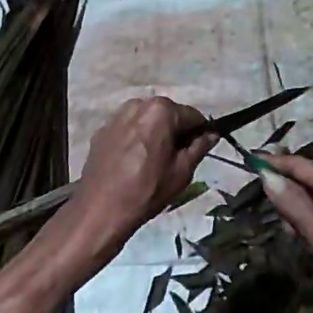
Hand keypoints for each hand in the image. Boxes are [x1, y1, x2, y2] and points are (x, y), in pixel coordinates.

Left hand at [59, 97, 213, 268]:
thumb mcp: (182, 171)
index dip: (200, 132)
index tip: (200, 149)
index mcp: (160, 110)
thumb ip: (199, 147)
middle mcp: (137, 104)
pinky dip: (136, 138)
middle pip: (167, 114)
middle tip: (177, 158)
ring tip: (154, 160)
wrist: (101, 208)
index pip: (192, 115)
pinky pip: (128, 128)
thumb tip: (211, 134)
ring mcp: (116, 115)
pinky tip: (134, 161)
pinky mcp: (102, 130)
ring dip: (155, 133)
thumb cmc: (147, 189)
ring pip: (146, 120)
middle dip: (175, 131)